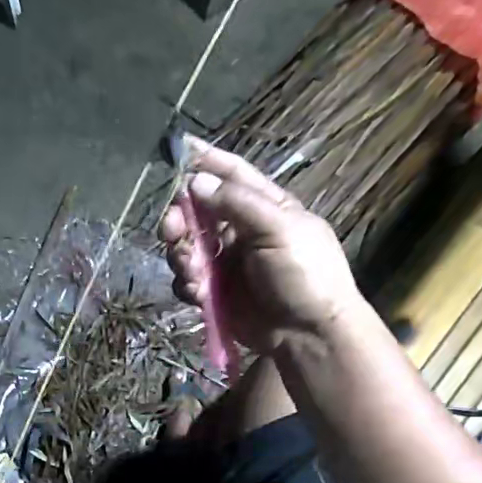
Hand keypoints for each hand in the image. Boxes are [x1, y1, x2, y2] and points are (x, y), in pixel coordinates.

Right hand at [160, 138, 363, 353]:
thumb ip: (237, 204)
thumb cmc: (306, 274)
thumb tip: (196, 181)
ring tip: (193, 273)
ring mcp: (226, 264)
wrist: (309, 334)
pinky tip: (198, 294)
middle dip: (180, 218)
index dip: (206, 160)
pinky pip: (188, 281)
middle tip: (172, 229)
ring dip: (182, 257)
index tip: (178, 147)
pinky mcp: (216, 293)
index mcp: (265, 207)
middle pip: (198, 212)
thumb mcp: (279, 230)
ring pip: (187, 248)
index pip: (232, 174)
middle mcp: (241, 231)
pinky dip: (187, 285)